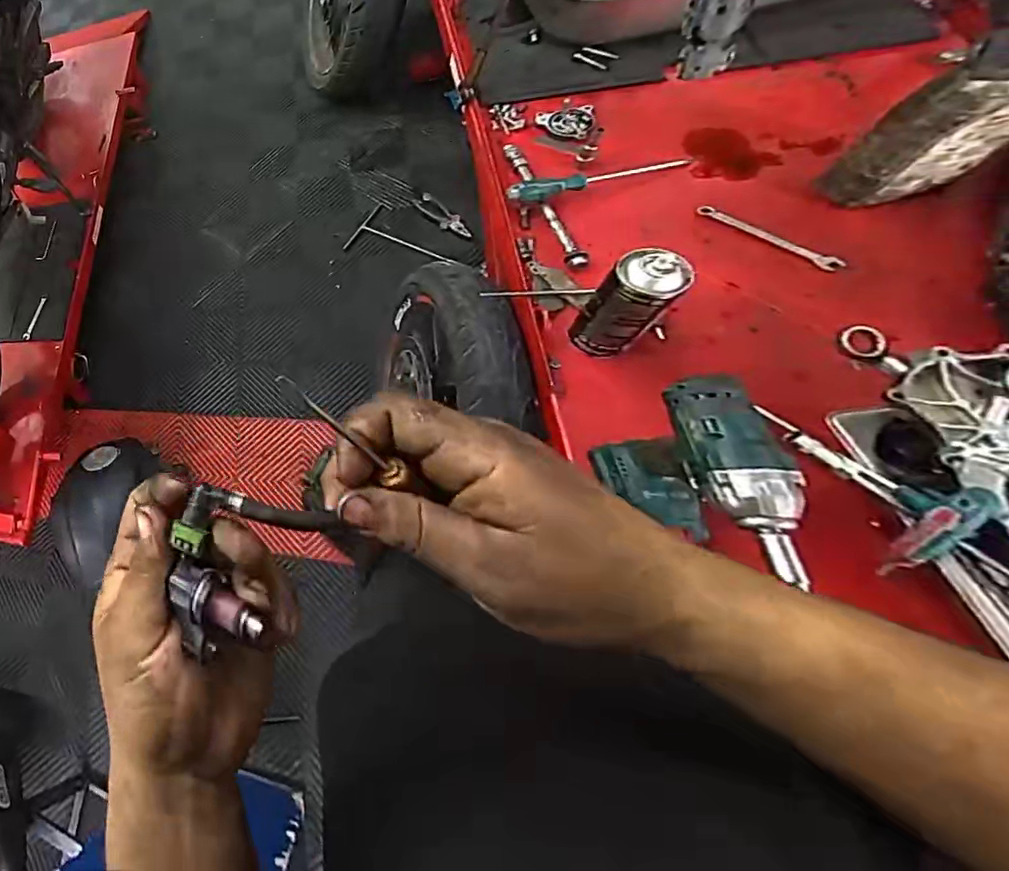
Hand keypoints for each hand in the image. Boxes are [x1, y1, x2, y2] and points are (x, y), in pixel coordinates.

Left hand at [93, 475, 298, 782]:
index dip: (163, 492)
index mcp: (138, 570)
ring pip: (242, 550)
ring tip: (249, 589)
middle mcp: (180, 572)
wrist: (187, 759)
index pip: (147, 511)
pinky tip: (273, 624)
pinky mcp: (253, 619)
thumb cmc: (141, 694)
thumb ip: (144, 569)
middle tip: (225, 541)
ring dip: (251, 559)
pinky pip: (273, 590)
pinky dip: (278, 600)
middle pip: (203, 523)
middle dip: (218, 526)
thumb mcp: (130, 629)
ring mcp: (219, 594)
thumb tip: (148, 511)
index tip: (184, 485)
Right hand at [321, 392, 697, 650]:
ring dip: (379, 484)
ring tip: (374, 529)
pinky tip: (406, 526)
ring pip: (406, 450)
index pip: (390, 411)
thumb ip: (409, 526)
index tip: (342, 495)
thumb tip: (344, 503)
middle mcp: (477, 438)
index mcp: (477, 448)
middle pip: (391, 427)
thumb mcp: (484, 564)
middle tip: (350, 518)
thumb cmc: (580, 584)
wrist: (666, 597)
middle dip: (358, 467)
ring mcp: (486, 456)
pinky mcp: (492, 477)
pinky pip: (430, 470)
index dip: (352, 442)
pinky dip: (404, 494)